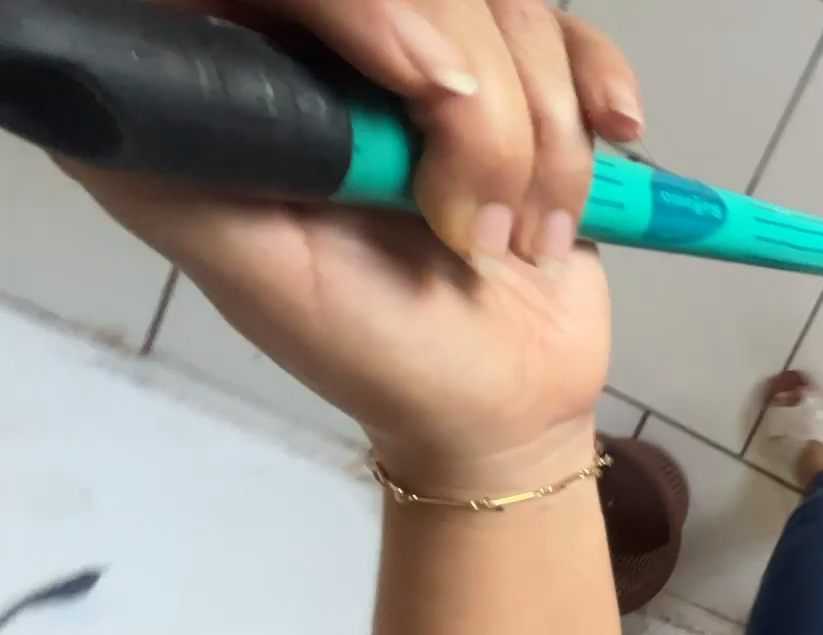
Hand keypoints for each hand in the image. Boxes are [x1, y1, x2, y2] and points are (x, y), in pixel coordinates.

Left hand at [62, 0, 645, 491]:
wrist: (508, 405)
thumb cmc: (386, 357)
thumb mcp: (259, 267)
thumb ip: (202, 149)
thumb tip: (216, 26)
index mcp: (248, 76)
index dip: (373, 5)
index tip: (435, 91)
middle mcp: (345, 53)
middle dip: (488, 123)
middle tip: (484, 233)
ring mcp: (448, 78)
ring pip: (519, 19)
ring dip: (553, 147)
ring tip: (533, 242)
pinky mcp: (534, 106)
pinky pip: (579, 48)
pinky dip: (606, 85)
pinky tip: (619, 131)